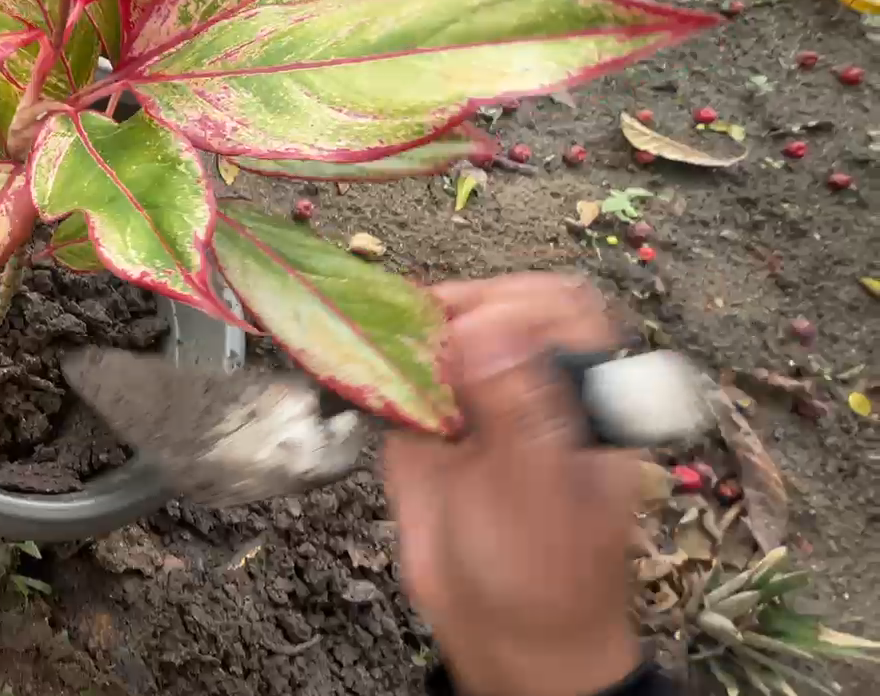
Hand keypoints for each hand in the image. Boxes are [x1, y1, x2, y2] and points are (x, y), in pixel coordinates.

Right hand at [381, 274, 642, 695]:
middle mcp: (525, 386)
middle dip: (447, 311)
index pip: (561, 309)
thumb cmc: (539, 575)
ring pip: (436, 332)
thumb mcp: (535, 494)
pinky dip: (369, 361)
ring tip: (374, 351)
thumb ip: (516, 409)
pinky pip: (395, 370)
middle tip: (413, 345)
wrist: (499, 629)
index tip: (465, 336)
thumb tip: (487, 327)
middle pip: (491, 306)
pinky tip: (355, 373)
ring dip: (400, 332)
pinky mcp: (422, 418)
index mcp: (578, 399)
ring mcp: (471, 399)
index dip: (513, 305)